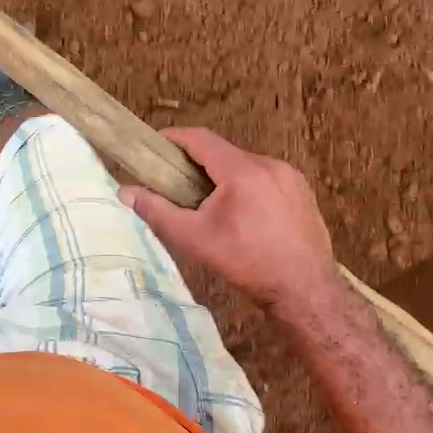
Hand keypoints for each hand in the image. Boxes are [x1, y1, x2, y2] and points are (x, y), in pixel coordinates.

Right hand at [118, 128, 343, 320]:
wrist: (307, 294)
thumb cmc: (246, 263)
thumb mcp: (193, 238)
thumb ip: (156, 210)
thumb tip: (124, 191)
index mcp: (242, 171)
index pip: (200, 138)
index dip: (173, 138)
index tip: (153, 147)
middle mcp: (270, 165)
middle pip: (222, 152)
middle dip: (196, 162)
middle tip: (176, 183)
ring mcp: (291, 178)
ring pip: (244, 165)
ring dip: (221, 175)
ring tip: (207, 202)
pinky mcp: (303, 193)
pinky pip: (265, 178)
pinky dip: (245, 186)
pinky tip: (240, 214)